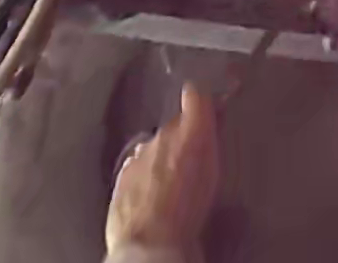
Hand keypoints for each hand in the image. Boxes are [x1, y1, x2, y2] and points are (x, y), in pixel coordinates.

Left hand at [106, 83, 218, 255]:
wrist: (149, 244)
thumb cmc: (191, 208)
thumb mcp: (213, 170)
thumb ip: (212, 139)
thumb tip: (215, 117)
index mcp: (192, 128)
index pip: (194, 93)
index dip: (199, 96)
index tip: (205, 104)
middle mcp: (164, 133)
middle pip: (175, 123)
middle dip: (183, 135)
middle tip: (191, 157)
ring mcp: (140, 153)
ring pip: (156, 145)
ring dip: (163, 154)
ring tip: (168, 181)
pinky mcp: (122, 175)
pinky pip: (139, 164)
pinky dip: (146, 172)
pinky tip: (150, 194)